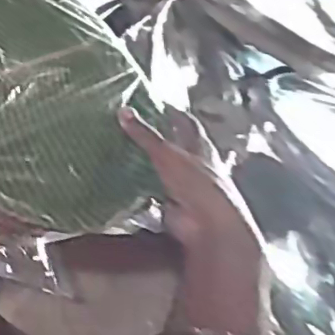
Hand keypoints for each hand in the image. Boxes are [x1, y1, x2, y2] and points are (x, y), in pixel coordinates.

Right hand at [120, 108, 269, 334]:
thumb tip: (123, 110)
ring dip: (152, 165)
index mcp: (202, 149)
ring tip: (127, 152)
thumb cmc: (198, 184)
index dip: (176, 114)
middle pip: (181, 148)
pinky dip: (142, 188)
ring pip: (168, 171)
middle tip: (140, 128)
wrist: (211, 229)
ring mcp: (188, 189)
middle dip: (165, 140)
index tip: (160, 105)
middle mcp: (198, 167)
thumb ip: (145, 135)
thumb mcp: (167, 154)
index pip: (189, 125)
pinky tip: (127, 183)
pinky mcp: (176, 207)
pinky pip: (155, 193)